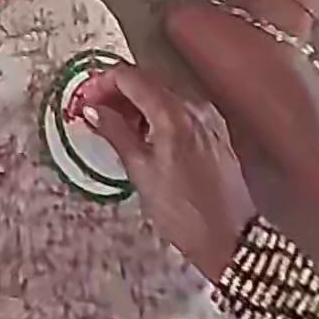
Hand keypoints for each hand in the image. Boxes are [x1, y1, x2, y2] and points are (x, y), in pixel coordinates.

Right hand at [81, 63, 257, 275]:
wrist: (231, 241)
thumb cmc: (184, 212)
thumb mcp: (141, 172)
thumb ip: (115, 132)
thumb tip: (92, 110)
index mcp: (172, 113)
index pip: (129, 76)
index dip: (102, 82)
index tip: (87, 98)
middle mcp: (193, 106)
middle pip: (146, 80)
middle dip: (117, 91)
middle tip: (96, 111)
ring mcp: (207, 116)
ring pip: (162, 92)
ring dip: (136, 101)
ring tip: (117, 126)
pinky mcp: (215, 129)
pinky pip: (179, 107)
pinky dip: (158, 112)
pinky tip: (146, 133)